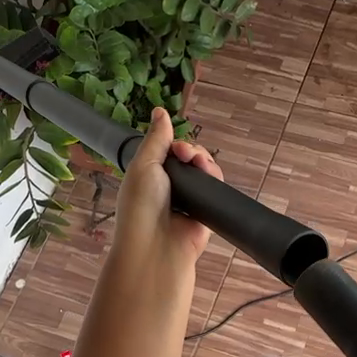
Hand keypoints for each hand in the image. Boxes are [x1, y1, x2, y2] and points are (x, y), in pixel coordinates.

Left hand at [113, 106, 219, 269]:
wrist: (157, 245)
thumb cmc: (141, 206)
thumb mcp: (144, 164)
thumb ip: (156, 138)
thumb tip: (160, 111)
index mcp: (150, 175)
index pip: (169, 150)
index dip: (176, 143)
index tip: (177, 147)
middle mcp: (169, 187)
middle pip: (189, 158)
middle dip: (193, 151)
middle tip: (188, 156)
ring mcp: (188, 200)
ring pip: (204, 171)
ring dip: (205, 162)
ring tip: (200, 166)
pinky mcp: (205, 212)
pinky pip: (215, 188)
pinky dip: (215, 179)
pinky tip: (210, 176)